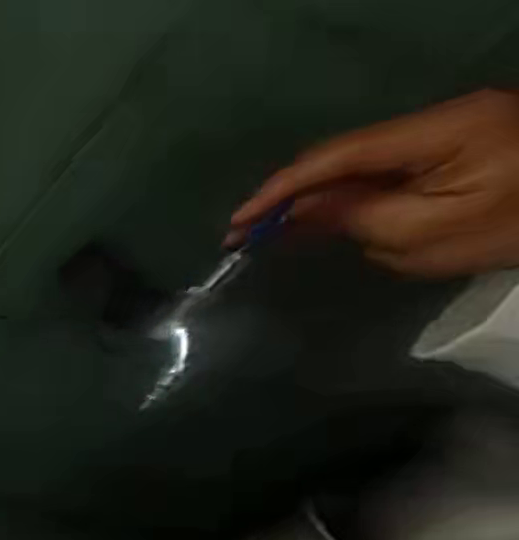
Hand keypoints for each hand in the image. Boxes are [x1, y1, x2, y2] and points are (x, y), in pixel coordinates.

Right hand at [230, 89, 518, 276]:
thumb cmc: (508, 227)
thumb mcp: (421, 232)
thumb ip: (352, 215)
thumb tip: (299, 210)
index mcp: (441, 130)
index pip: (337, 155)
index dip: (279, 189)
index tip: (236, 224)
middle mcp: (441, 117)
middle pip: (341, 153)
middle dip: (286, 193)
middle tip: (241, 234)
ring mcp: (447, 128)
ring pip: (353, 160)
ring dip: (307, 194)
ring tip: (266, 230)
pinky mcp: (449, 144)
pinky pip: (375, 165)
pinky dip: (336, 192)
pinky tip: (310, 216)